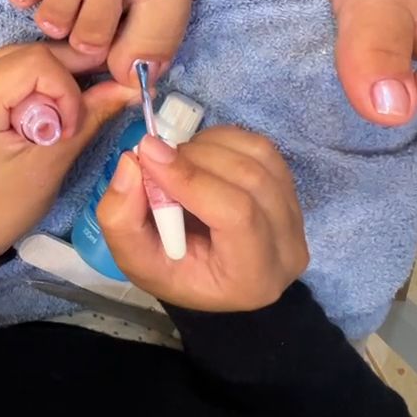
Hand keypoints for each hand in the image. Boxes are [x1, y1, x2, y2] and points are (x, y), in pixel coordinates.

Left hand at [0, 43, 138, 255]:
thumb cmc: (1, 205)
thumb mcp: (49, 164)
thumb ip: (88, 118)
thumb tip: (128, 86)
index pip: (33, 63)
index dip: (65, 88)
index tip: (73, 125)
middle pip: (27, 53)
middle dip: (64, 77)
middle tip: (91, 102)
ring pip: (21, 55)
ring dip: (52, 79)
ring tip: (67, 112)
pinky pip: (10, 66)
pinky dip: (35, 82)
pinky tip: (50, 105)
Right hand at [96, 126, 307, 311]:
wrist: (202, 269)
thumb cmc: (171, 269)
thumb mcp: (133, 258)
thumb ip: (121, 217)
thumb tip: (133, 161)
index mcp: (253, 277)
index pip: (236, 215)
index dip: (191, 178)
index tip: (147, 153)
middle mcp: (287, 248)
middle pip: (248, 179)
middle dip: (192, 157)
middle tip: (155, 158)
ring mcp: (295, 217)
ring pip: (257, 156)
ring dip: (207, 145)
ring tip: (177, 161)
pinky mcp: (289, 189)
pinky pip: (260, 147)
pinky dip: (223, 139)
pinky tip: (200, 156)